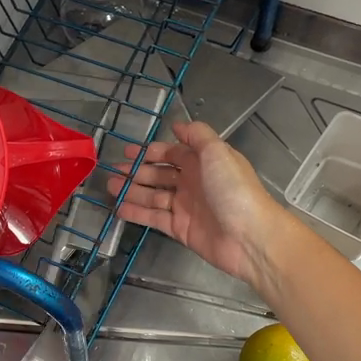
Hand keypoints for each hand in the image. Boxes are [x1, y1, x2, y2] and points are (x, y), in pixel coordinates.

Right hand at [108, 120, 289, 291]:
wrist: (249, 236)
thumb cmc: (234, 190)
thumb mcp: (218, 152)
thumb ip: (197, 135)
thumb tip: (177, 125)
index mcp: (204, 162)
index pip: (174, 153)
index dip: (153, 151)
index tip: (130, 151)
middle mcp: (194, 183)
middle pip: (161, 174)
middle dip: (138, 171)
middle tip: (115, 170)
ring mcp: (186, 207)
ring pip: (154, 196)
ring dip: (133, 190)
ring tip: (111, 187)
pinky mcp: (181, 229)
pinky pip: (154, 218)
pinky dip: (137, 213)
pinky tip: (120, 208)